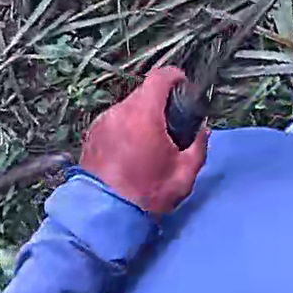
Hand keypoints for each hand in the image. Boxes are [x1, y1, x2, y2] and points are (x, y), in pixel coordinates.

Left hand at [79, 66, 210, 214]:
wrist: (103, 216)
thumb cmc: (147, 194)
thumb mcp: (184, 175)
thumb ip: (198, 147)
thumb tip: (202, 130)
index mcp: (144, 114)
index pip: (160, 77)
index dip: (175, 76)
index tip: (184, 86)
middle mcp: (119, 112)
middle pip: (143, 94)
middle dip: (159, 104)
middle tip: (171, 126)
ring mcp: (102, 123)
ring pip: (127, 109)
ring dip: (141, 118)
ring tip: (149, 145)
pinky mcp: (91, 136)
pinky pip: (114, 123)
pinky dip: (125, 129)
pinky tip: (130, 153)